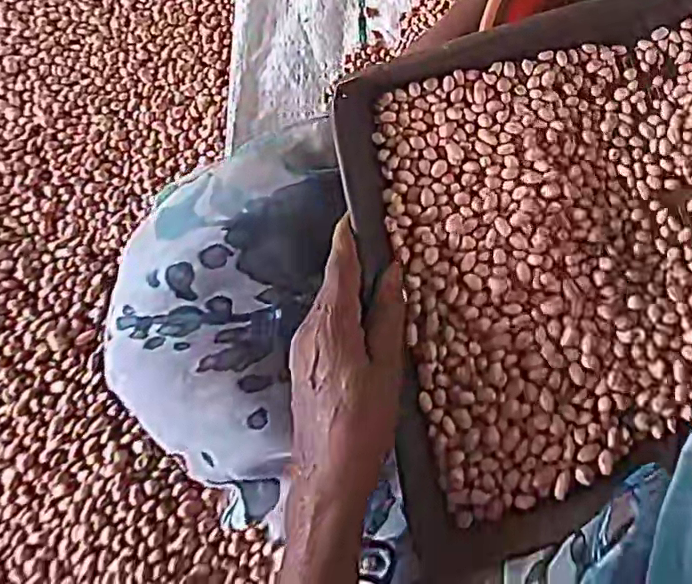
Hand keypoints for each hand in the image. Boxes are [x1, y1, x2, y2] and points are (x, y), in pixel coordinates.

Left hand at [289, 217, 403, 504]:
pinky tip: (364, 320)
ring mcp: (300, 346)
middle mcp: (309, 328)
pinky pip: (324, 321)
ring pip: (328, 302)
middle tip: (383, 248)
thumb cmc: (363, 424)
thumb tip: (391, 272)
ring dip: (351, 287)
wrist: (324, 479)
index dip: (347, 236)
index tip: (356, 213)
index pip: (338, 266)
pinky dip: (344, 309)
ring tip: (380, 282)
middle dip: (355, 261)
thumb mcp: (386, 368)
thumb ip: (387, 316)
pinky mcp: (301, 362)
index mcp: (331, 325)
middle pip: (333, 282)